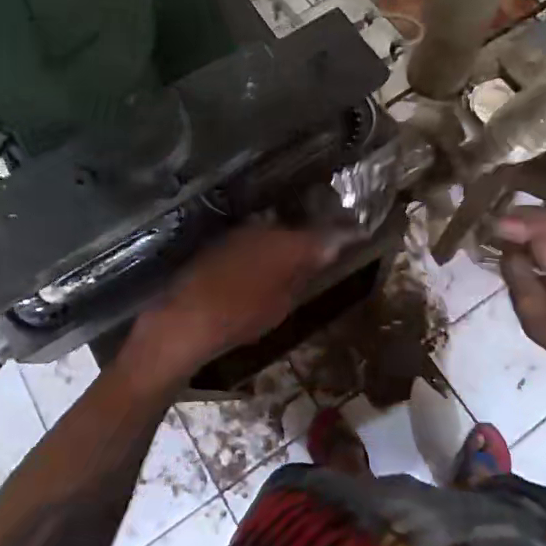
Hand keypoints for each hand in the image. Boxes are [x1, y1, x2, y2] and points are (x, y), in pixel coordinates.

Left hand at [134, 224, 339, 375]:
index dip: (346, 233)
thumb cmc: (240, 317)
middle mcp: (267, 228)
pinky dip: (266, 247)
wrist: (185, 318)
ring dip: (289, 240)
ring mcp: (242, 231)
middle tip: (329, 246)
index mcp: (289, 244)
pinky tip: (267, 263)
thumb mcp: (282, 304)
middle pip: (300, 227)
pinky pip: (255, 239)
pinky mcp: (223, 240)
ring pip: (276, 231)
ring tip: (299, 256)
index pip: (328, 234)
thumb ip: (304, 274)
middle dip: (316, 234)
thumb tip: (324, 253)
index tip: (360, 233)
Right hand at [495, 206, 545, 372]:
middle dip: (518, 218)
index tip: (486, 227)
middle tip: (494, 230)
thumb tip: (506, 246)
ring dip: (533, 217)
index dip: (511, 225)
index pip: (539, 232)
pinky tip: (533, 234)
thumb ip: (516, 273)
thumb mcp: (530, 312)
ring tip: (512, 230)